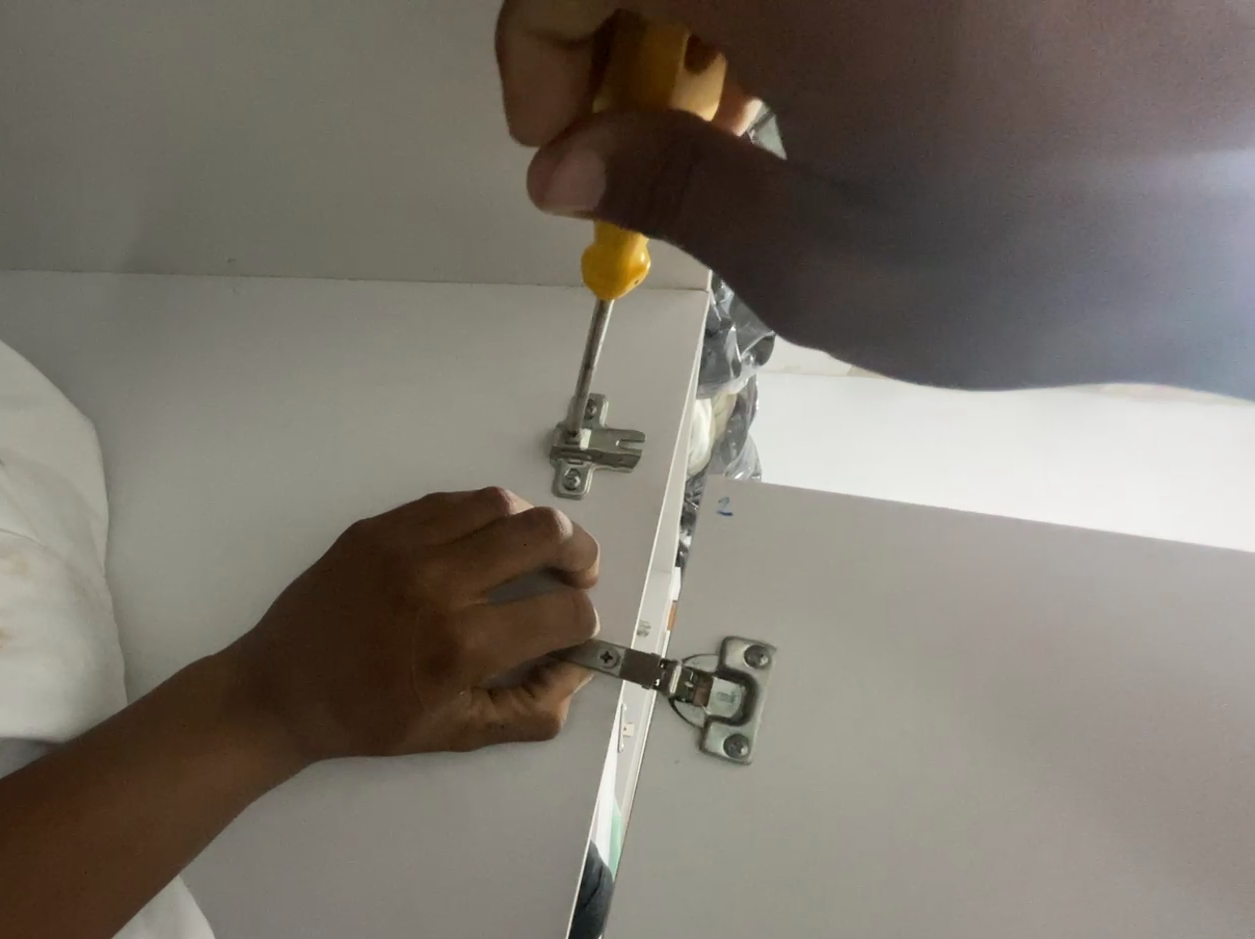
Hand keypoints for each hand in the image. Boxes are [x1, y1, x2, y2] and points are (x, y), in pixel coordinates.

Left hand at [221, 488, 600, 764]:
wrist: (283, 687)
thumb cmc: (368, 717)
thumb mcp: (457, 733)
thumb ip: (532, 709)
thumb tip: (577, 666)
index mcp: (462, 645)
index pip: (565, 612)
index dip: (583, 622)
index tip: (570, 628)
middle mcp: (438, 582)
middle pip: (545, 534)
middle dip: (579, 554)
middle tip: (574, 574)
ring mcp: (403, 545)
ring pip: (499, 504)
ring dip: (531, 525)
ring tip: (528, 552)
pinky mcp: (375, 527)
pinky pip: (448, 500)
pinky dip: (479, 514)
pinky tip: (477, 540)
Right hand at [497, 0, 1254, 398]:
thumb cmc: (1048, 258)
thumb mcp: (818, 263)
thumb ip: (671, 189)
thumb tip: (556, 166)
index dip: (538, 39)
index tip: (557, 133)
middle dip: (600, 20)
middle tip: (620, 123)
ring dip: (680, 7)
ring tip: (704, 106)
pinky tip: (782, 59)